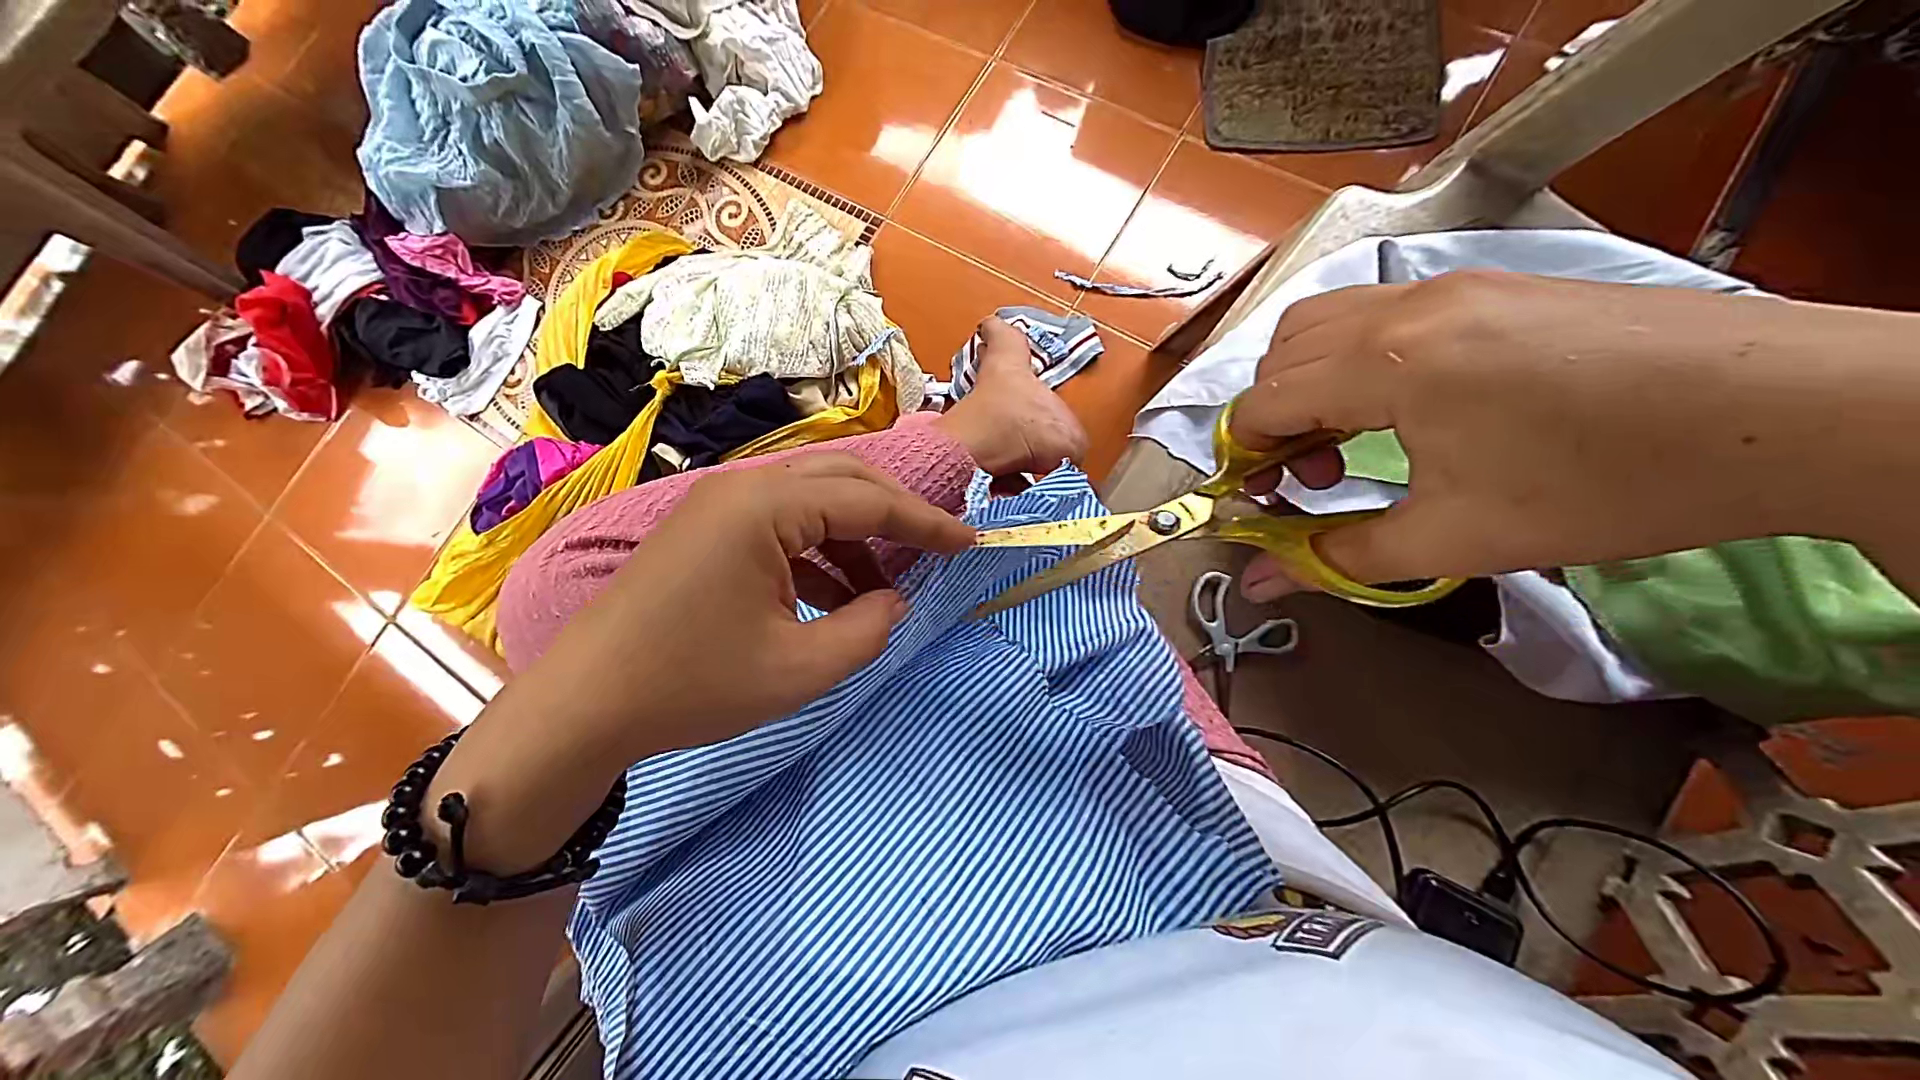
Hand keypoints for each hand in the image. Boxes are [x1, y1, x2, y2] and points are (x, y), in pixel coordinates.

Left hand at [430, 455, 975, 871]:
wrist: (584, 704)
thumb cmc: (692, 685)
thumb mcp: (800, 668)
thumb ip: (868, 628)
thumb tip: (897, 599)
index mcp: (765, 506)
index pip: (868, 500)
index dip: (926, 524)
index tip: (970, 542)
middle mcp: (743, 487)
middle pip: (844, 481)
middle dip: (896, 515)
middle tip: (937, 548)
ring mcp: (720, 504)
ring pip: (814, 500)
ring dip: (858, 537)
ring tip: (888, 586)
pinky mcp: (708, 529)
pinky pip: (782, 524)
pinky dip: (820, 552)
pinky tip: (837, 595)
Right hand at [1228, 271, 1919, 600]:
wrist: (1788, 412)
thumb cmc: (1602, 483)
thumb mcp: (1455, 536)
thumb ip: (1336, 556)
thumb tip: (1257, 585)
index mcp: (1386, 362)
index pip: (1265, 398)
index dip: (1245, 453)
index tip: (1257, 496)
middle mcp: (1405, 307)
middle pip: (1283, 352)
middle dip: (1273, 416)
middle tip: (1304, 474)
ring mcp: (1452, 286)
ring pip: (1327, 319)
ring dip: (1309, 380)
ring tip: (1347, 436)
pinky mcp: (1493, 285)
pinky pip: (1382, 309)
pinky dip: (1357, 356)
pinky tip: (1401, 403)